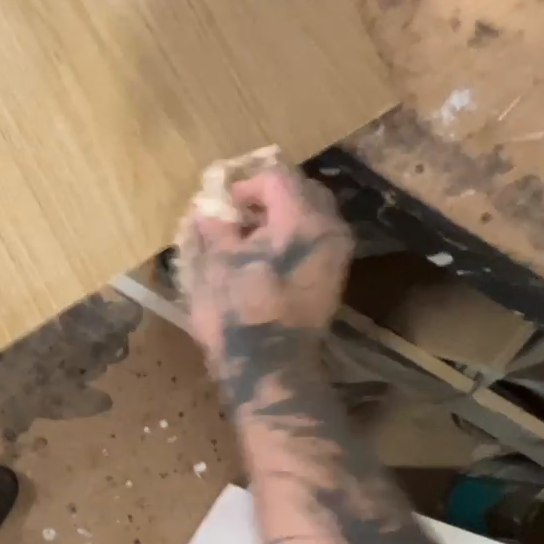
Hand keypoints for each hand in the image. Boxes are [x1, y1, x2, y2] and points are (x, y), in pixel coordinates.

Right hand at [178, 164, 353, 367]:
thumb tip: (207, 209)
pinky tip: (261, 259)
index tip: (218, 204)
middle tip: (232, 218)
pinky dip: (288, 238)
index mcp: (300, 219)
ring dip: (278, 219)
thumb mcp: (214, 268)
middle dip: (265, 198)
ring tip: (244, 240)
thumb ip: (214, 231)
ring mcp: (336, 252)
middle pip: (300, 191)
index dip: (243, 185)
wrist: (268, 366)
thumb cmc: (236, 314)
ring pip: (309, 215)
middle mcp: (329, 227)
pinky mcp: (332, 275)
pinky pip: (312, 239)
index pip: (276, 177)